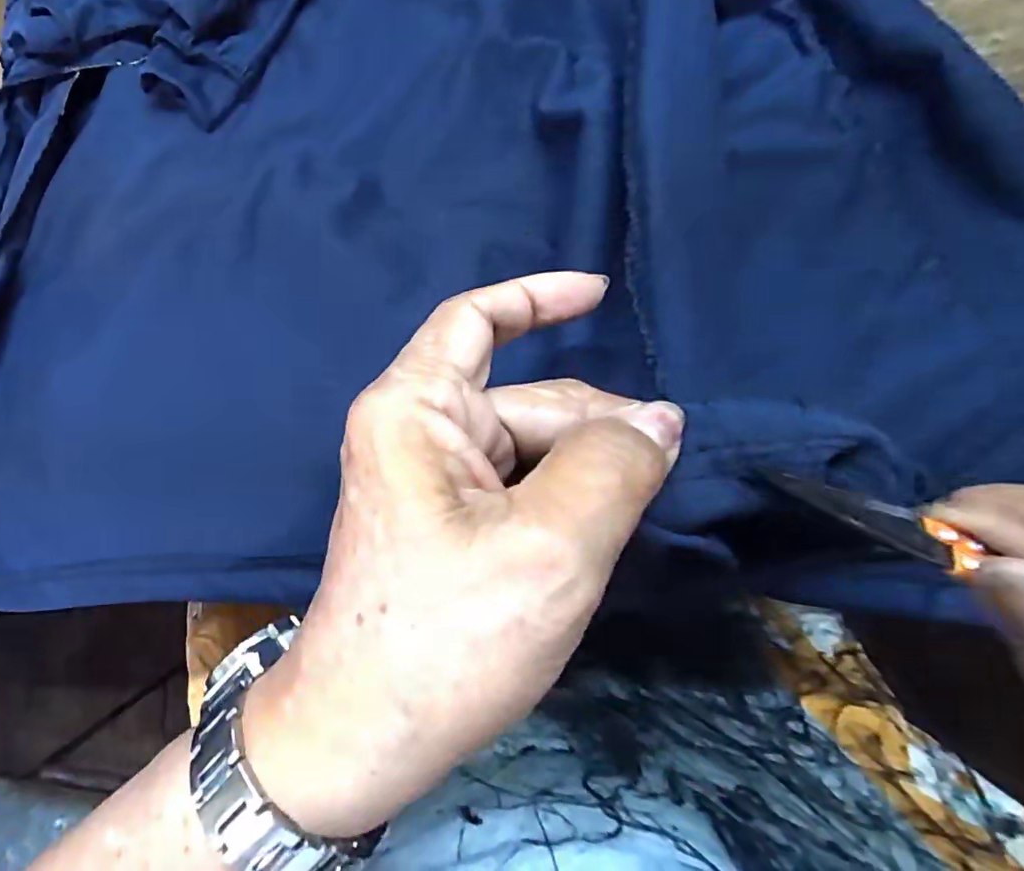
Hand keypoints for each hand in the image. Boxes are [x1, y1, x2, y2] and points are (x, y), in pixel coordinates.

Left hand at [240, 272, 683, 837]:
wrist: (365, 731)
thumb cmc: (447, 635)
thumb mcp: (550, 547)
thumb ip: (611, 467)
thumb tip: (658, 417)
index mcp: (413, 408)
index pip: (473, 321)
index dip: (535, 296)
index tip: (597, 292)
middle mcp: (412, 429)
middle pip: (520, 397)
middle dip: (592, 425)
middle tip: (657, 472)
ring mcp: (424, 477)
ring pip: (524, 447)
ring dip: (582, 470)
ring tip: (628, 515)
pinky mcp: (437, 518)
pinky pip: (512, 484)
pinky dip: (559, 497)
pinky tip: (594, 530)